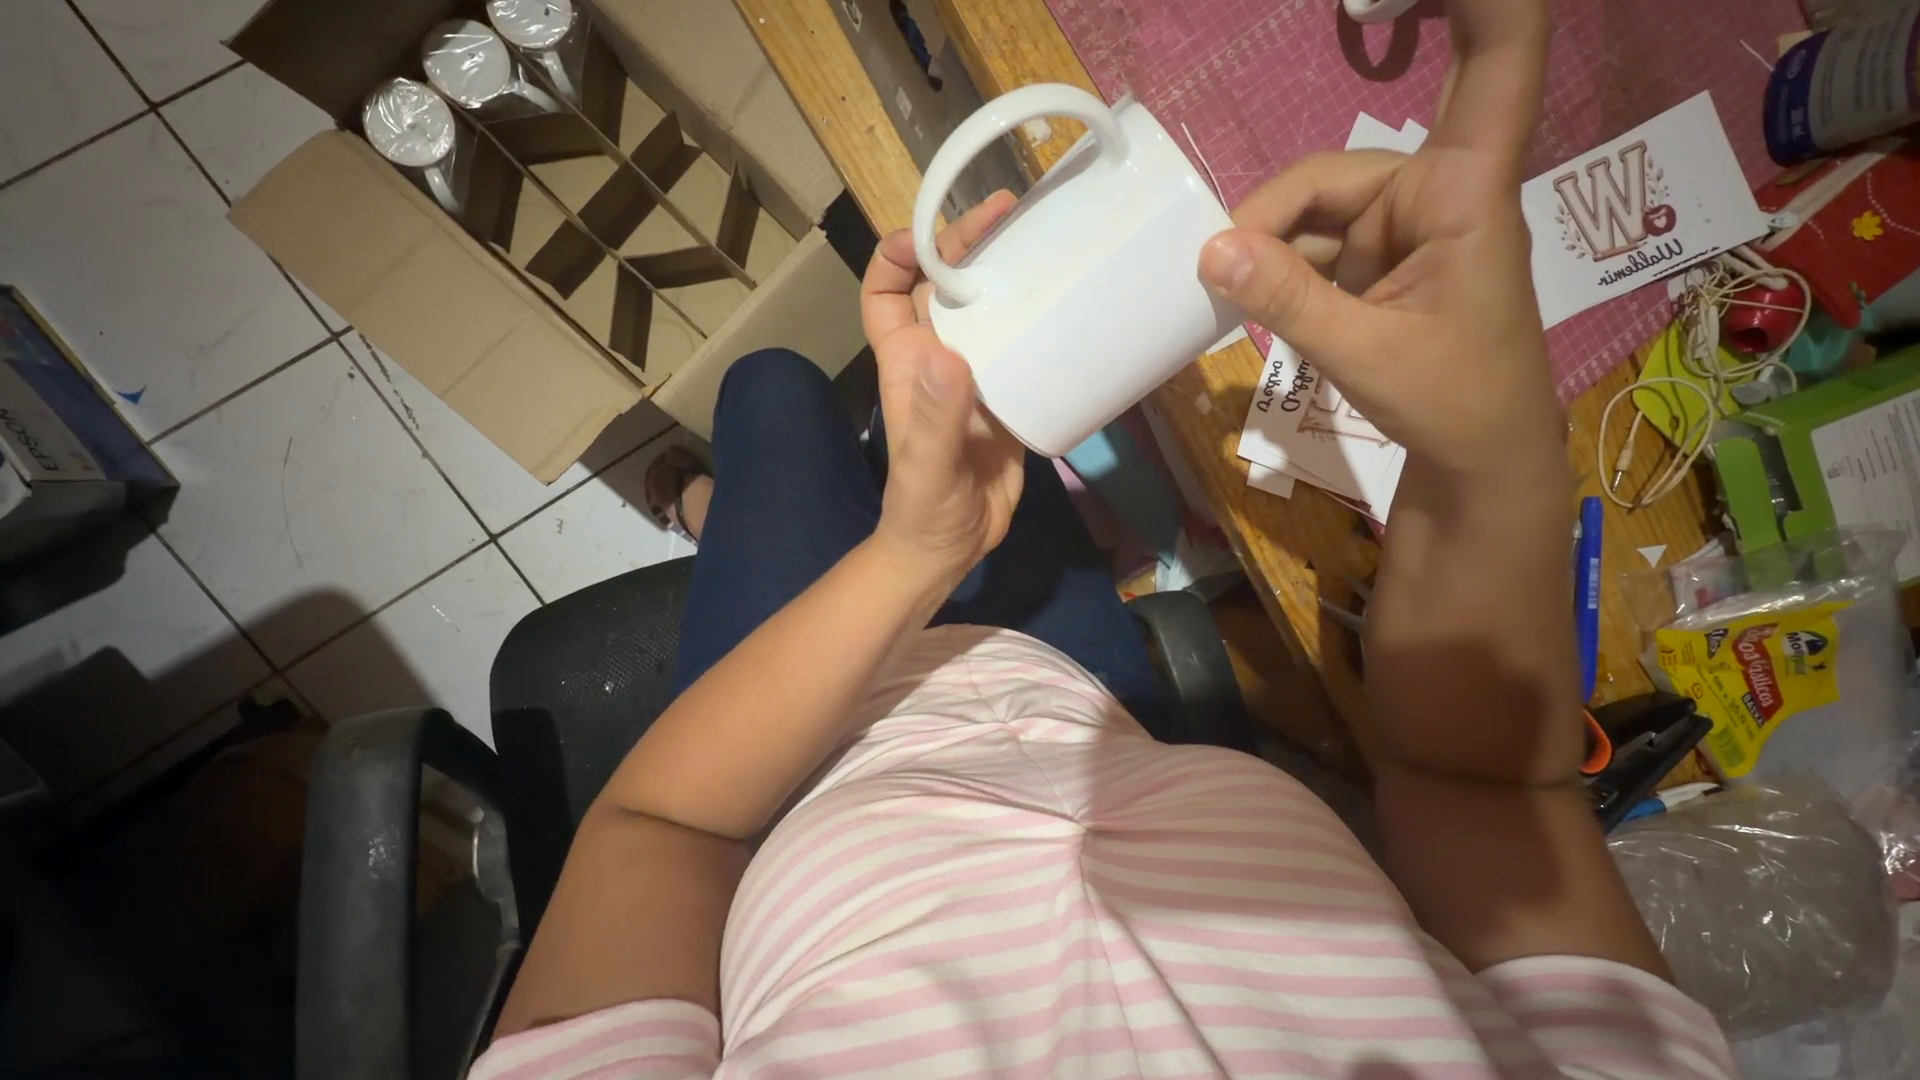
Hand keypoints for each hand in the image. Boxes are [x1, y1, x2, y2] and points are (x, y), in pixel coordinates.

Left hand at [861, 192, 1025, 584]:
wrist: (953, 549)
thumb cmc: (923, 511)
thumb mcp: (928, 468)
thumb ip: (934, 419)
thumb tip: (949, 354)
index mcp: (907, 363)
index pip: (884, 293)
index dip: (896, 255)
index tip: (932, 232)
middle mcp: (938, 359)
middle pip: (944, 286)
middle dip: (969, 245)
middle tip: (1015, 214)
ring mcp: (976, 377)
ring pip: (987, 311)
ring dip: (1011, 276)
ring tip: (1051, 241)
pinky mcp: (1009, 397)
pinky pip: (1022, 347)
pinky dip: (1041, 323)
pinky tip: (1073, 305)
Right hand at [1199, 0, 1559, 483]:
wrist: (1477, 456)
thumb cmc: (1452, 398)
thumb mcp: (1363, 353)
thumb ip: (1287, 300)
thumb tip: (1210, 250)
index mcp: (1465, 190)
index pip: (1498, 57)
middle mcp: (1433, 193)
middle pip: (1332, 173)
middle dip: (1269, 220)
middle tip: (1217, 274)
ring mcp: (1401, 230)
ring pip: (1312, 214)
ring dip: (1266, 254)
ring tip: (1226, 300)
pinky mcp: (1377, 264)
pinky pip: (1312, 250)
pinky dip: (1275, 274)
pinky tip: (1247, 302)